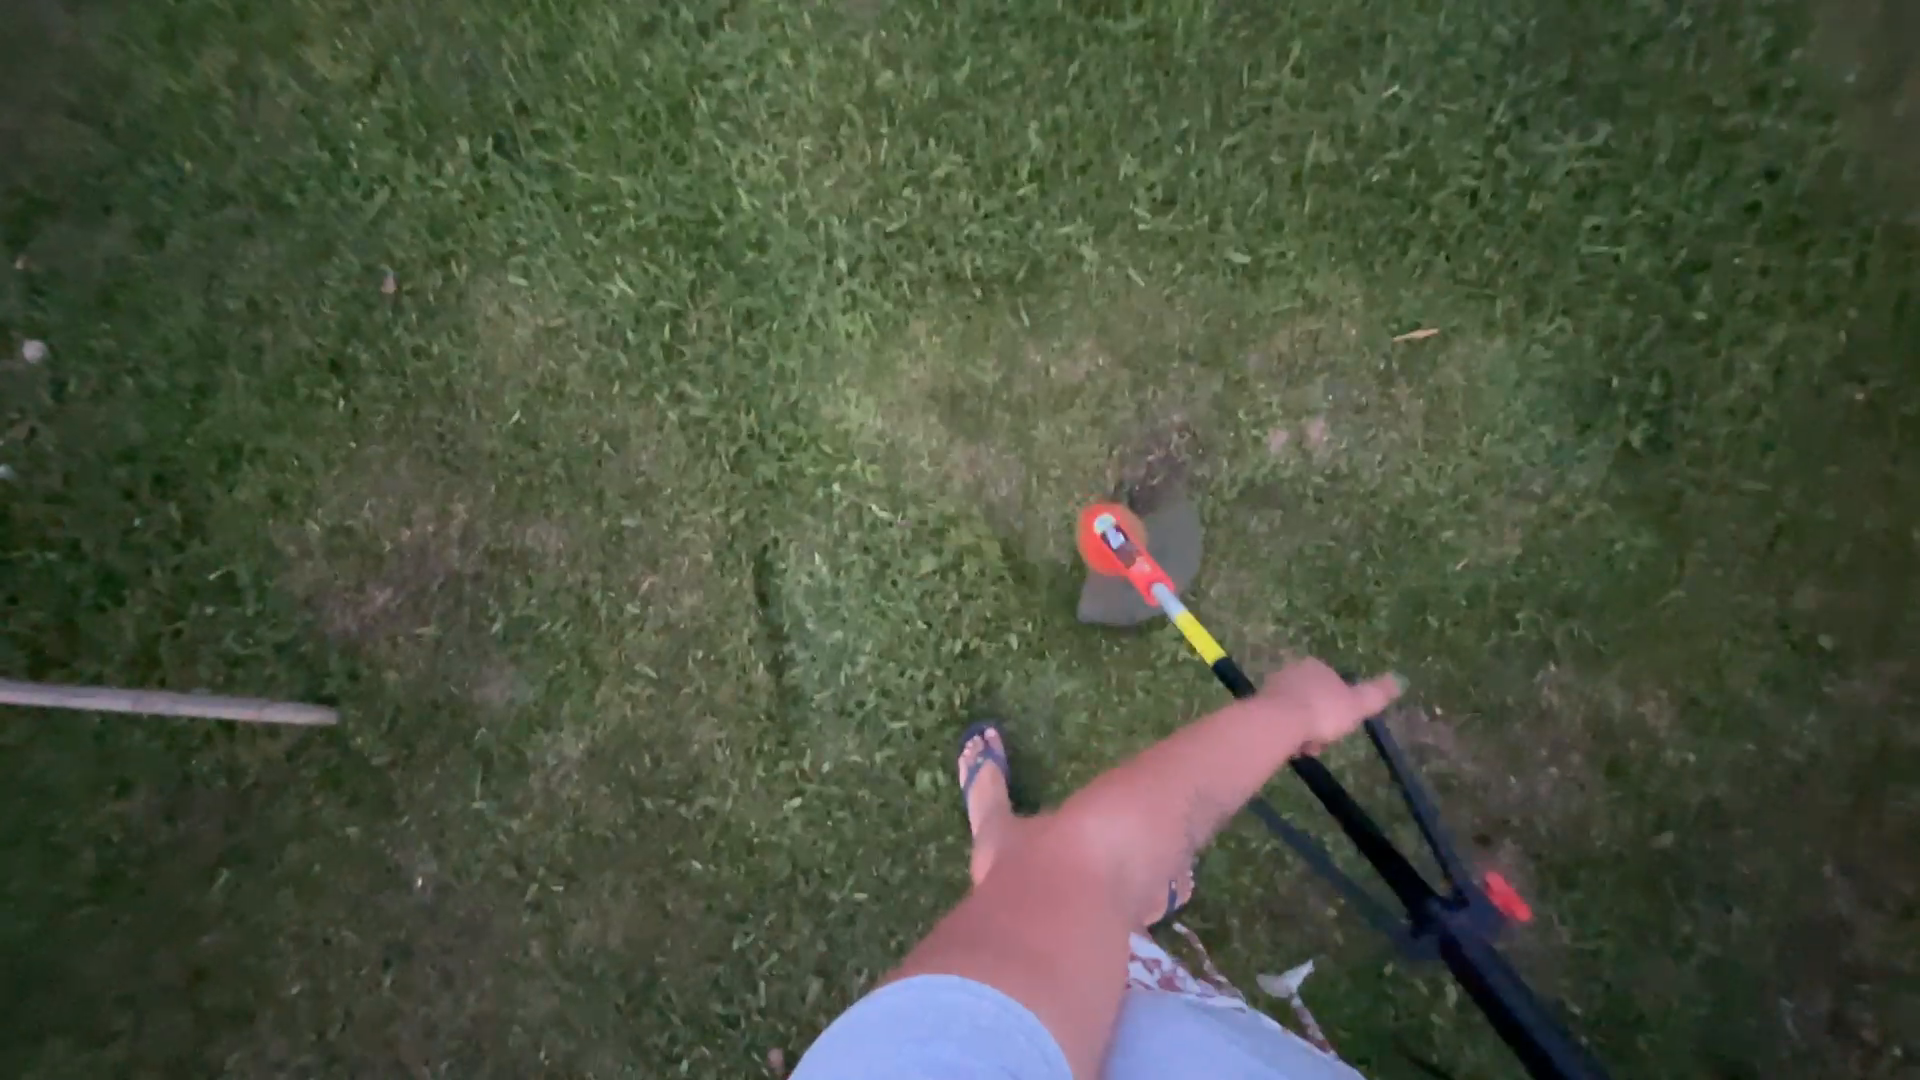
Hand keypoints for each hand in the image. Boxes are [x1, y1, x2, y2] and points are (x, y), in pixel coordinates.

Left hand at [1256, 659, 1403, 751]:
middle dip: (1320, 723)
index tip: (1342, 724)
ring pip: (1297, 715)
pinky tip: (1291, 748)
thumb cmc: (1322, 711)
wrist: (1279, 721)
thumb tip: (1398, 680)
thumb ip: (1376, 693)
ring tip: (1307, 747)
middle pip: (1314, 702)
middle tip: (1323, 740)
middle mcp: (1290, 671)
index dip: (1340, 708)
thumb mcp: (1357, 704)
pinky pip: (1280, 724)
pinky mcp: (1258, 706)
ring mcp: (1272, 688)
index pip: (1333, 686)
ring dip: (1305, 733)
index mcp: (1314, 666)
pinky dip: (1288, 736)